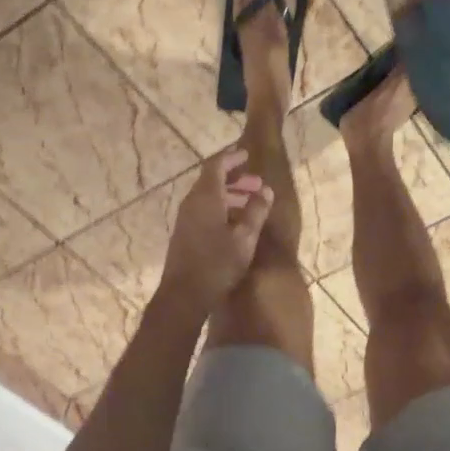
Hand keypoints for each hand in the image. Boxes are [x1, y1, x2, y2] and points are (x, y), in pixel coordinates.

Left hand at [160, 147, 274, 307]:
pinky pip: (203, 210)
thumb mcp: (244, 238)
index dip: (231, 158)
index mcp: (205, 198)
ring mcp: (185, 219)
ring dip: (229, 195)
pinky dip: (220, 207)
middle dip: (235, 178)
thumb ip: (256, 211)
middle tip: (257, 185)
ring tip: (250, 205)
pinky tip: (235, 222)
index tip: (246, 155)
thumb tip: (266, 190)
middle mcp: (192, 203)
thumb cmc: (217, 265)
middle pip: (211, 180)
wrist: (184, 295)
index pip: (216, 166)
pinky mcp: (185, 233)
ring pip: (207, 196)